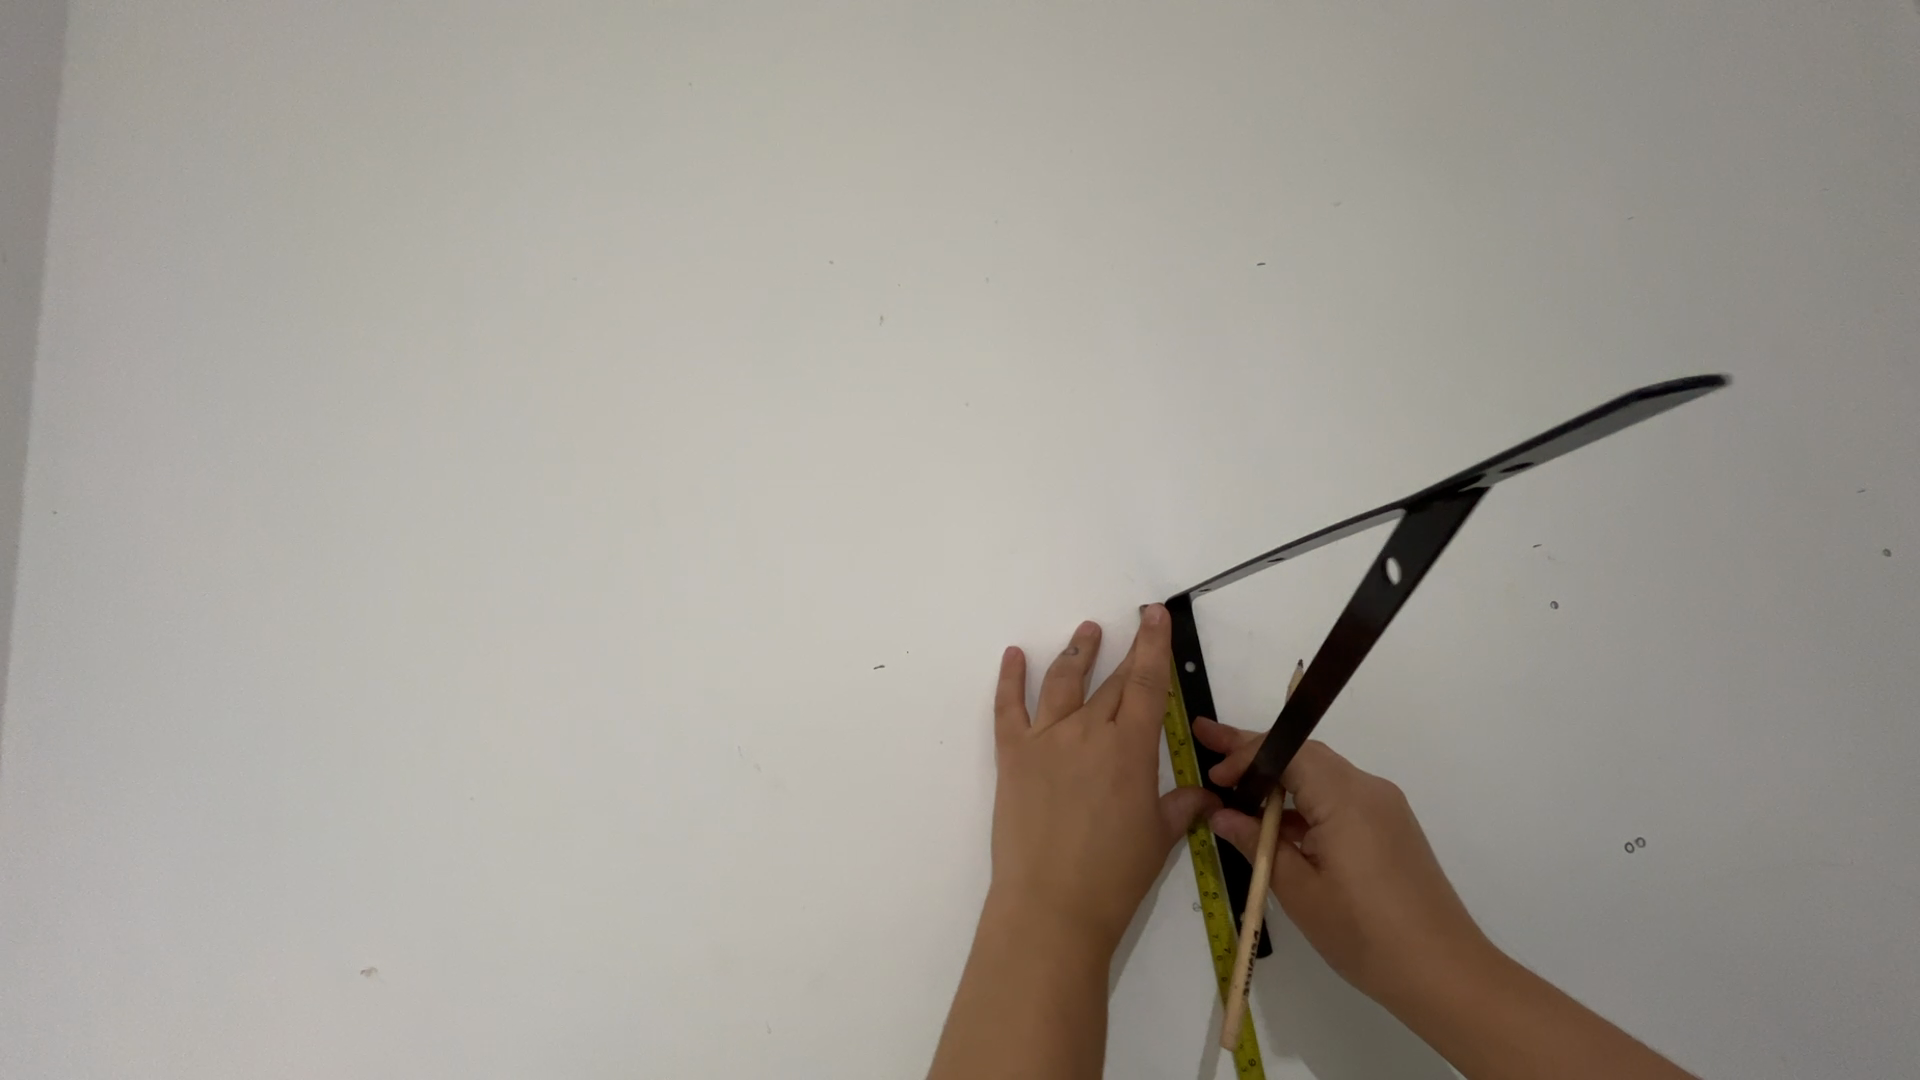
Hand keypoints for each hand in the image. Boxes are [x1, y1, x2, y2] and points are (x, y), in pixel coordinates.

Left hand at [987, 605, 1220, 955]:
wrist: (1050, 904)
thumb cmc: (1113, 876)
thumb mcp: (1158, 839)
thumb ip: (1180, 807)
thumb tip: (1206, 795)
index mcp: (1130, 749)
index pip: (1147, 684)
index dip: (1153, 646)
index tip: (1154, 615)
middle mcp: (1088, 732)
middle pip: (1112, 682)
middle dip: (1127, 650)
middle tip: (1134, 624)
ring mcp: (1046, 739)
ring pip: (1062, 682)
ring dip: (1076, 653)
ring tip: (1086, 631)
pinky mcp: (1013, 754)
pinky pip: (1009, 707)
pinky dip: (1009, 678)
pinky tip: (1013, 655)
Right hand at [1196, 720, 1492, 1005]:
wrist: (1448, 976)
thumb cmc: (1366, 934)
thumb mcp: (1298, 891)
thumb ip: (1257, 843)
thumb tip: (1221, 815)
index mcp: (1345, 798)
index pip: (1285, 752)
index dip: (1244, 755)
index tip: (1213, 773)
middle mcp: (1368, 790)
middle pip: (1302, 755)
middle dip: (1254, 752)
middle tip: (1210, 745)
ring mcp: (1383, 808)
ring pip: (1320, 774)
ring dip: (1278, 778)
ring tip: (1235, 788)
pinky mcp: (1390, 828)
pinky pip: (1338, 797)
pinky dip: (1303, 800)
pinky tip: (1278, 826)